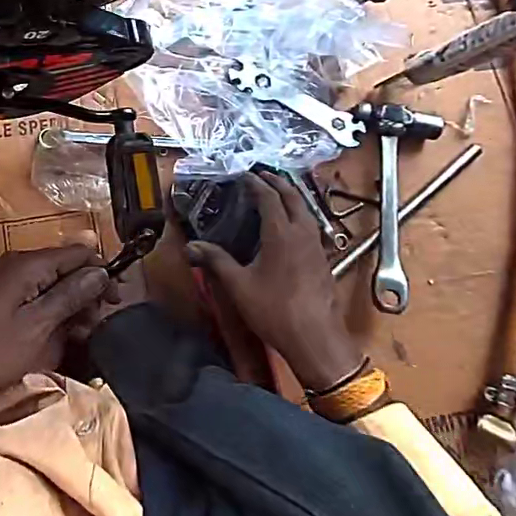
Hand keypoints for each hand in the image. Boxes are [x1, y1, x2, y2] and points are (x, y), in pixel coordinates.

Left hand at [0, 245, 113, 392]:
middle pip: (67, 268)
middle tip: (95, 326)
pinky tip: (58, 336)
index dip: (102, 273)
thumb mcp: (38, 326)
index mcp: (29, 264)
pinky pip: (37, 296)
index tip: (116, 301)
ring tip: (79, 337)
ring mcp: (9, 280)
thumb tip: (99, 272)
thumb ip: (70, 296)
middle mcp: (19, 264)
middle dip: (87, 293)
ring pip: (54, 284)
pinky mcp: (3, 297)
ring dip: (71, 307)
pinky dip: (52, 312)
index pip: (79, 253)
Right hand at [185, 171, 363, 391]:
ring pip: (307, 211)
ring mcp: (317, 248)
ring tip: (277, 193)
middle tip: (262, 175)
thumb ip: (216, 261)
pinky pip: (311, 227)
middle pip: (294, 198)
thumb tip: (192, 246)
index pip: (269, 198)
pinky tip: (291, 226)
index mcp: (281, 234)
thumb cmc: (275, 310)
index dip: (256, 184)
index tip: (243, 176)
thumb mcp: (238, 285)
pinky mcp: (324, 261)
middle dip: (278, 183)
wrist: (316, 340)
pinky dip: (299, 215)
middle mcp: (303, 234)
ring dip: (292, 197)